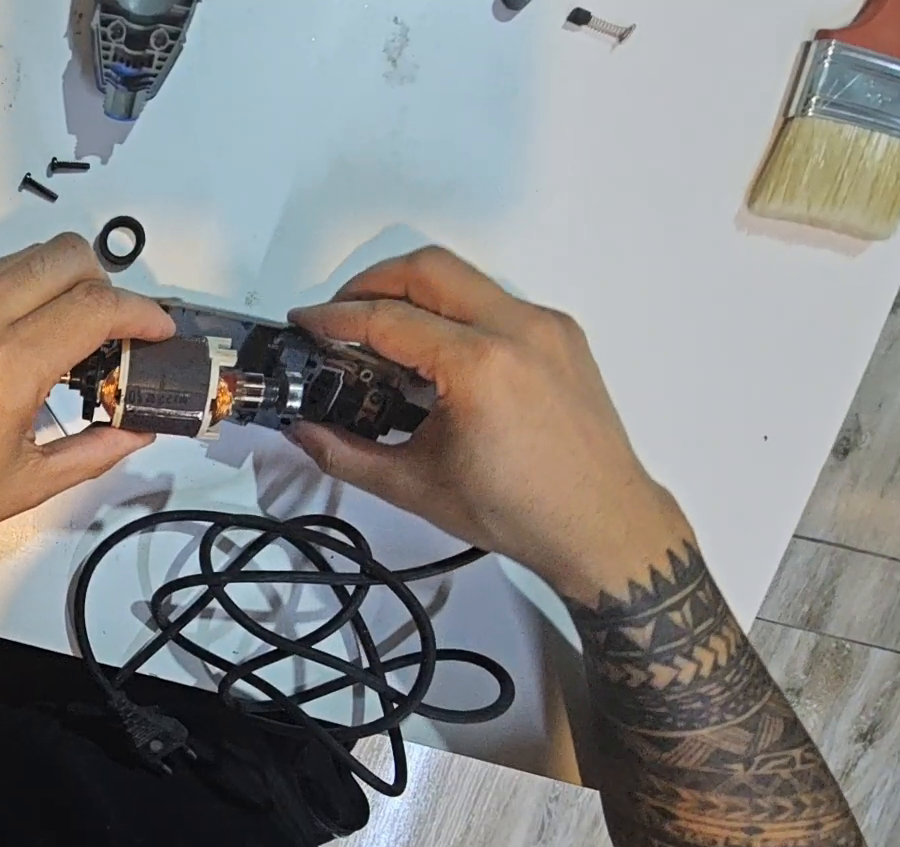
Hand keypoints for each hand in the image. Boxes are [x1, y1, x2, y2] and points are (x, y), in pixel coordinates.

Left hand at [0, 233, 174, 573]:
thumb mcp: (24, 485)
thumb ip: (94, 452)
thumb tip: (133, 432)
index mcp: (3, 369)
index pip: (98, 306)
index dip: (143, 314)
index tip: (157, 331)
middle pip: (69, 256)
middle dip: (110, 286)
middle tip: (118, 334)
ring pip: (30, 256)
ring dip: (67, 284)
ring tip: (74, 340)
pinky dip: (27, 291)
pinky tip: (30, 338)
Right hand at [288, 247, 690, 601]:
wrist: (600, 523)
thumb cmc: (510, 510)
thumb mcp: (408, 486)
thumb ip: (341, 453)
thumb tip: (299, 430)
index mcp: (479, 366)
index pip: (388, 319)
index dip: (334, 317)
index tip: (302, 322)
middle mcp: (518, 329)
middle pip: (428, 268)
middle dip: (369, 282)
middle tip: (335, 314)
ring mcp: (545, 326)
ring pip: (462, 277)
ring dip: (409, 292)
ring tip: (375, 333)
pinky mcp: (559, 334)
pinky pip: (490, 299)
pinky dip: (446, 310)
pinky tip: (426, 353)